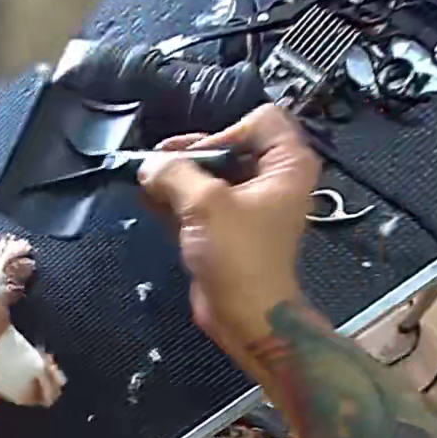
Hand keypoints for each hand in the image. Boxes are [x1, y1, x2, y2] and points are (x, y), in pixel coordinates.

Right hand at [138, 104, 321, 347]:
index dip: (223, 133)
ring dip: (177, 178)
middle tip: (160, 165)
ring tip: (148, 181)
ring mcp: (247, 209)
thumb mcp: (206, 204)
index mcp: (287, 166)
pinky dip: (176, 200)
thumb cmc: (243, 263)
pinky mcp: (226, 232)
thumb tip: (150, 165)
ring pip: (208, 177)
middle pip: (226, 147)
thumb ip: (174, 173)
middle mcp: (272, 183)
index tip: (199, 159)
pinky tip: (149, 198)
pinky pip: (199, 205)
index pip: (257, 120)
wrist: (245, 316)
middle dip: (190, 156)